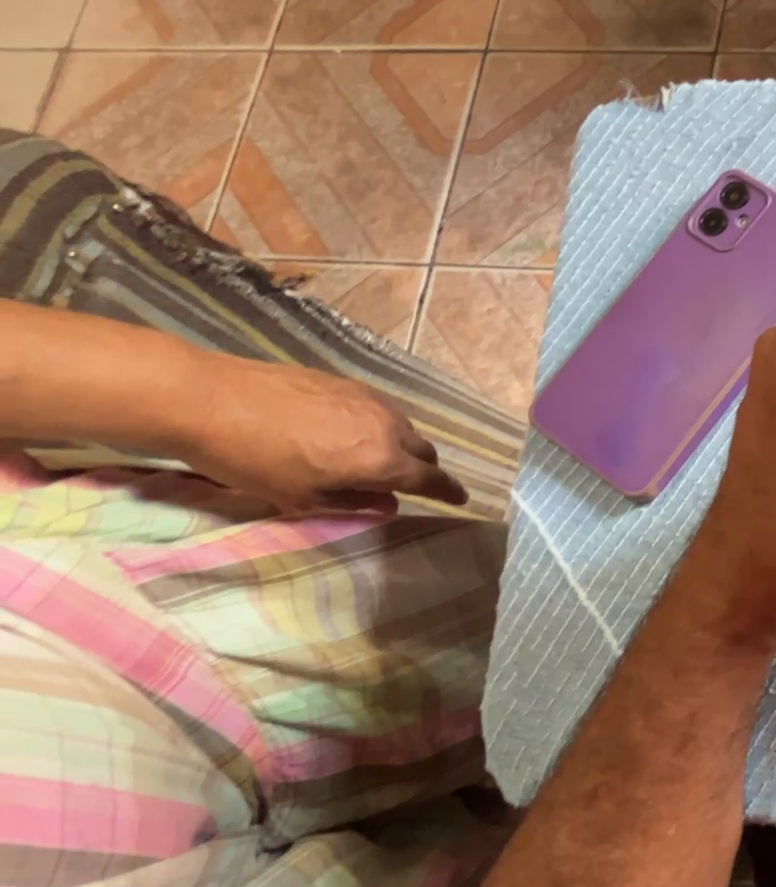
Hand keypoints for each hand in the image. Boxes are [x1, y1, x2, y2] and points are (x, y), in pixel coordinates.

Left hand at [181, 356, 466, 512]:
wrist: (204, 397)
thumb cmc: (250, 459)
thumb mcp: (300, 496)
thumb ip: (353, 502)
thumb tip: (386, 503)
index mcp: (382, 460)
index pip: (432, 480)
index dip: (449, 492)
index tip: (461, 499)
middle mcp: (387, 427)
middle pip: (425, 450)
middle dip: (424, 468)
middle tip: (407, 482)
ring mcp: (369, 400)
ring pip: (405, 428)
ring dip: (402, 445)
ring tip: (376, 456)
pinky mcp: (347, 383)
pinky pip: (381, 410)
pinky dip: (380, 425)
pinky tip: (352, 431)